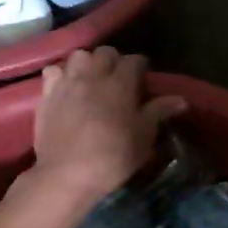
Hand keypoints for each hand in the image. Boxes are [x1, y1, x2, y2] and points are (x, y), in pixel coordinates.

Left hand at [34, 47, 185, 201]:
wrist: (67, 175)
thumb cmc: (113, 157)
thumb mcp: (144, 137)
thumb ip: (159, 112)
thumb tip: (180, 99)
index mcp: (120, 84)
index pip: (134, 60)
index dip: (141, 67)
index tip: (144, 78)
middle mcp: (93, 76)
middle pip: (105, 52)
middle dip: (114, 61)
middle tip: (118, 79)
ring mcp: (67, 83)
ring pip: (78, 55)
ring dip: (87, 63)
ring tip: (91, 79)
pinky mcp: (46, 94)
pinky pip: (53, 70)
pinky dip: (62, 74)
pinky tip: (67, 87)